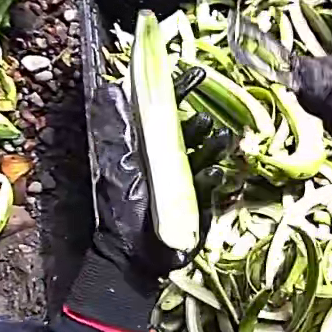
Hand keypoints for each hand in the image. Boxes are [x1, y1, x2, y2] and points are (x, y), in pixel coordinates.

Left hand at [67, 81, 209, 331]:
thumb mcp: (113, 163)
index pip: (166, 112)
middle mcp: (170, 158)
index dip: (179, 92)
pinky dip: (215, 178)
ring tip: (220, 139)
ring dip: (215, 147)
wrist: (132, 256)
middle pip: (191, 133)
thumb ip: (114, 128)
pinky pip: (212, 187)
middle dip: (201, 125)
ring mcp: (187, 180)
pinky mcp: (200, 201)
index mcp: (148, 146)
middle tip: (207, 120)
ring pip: (207, 156)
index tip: (196, 76)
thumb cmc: (120, 209)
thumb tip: (111, 88)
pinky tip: (216, 173)